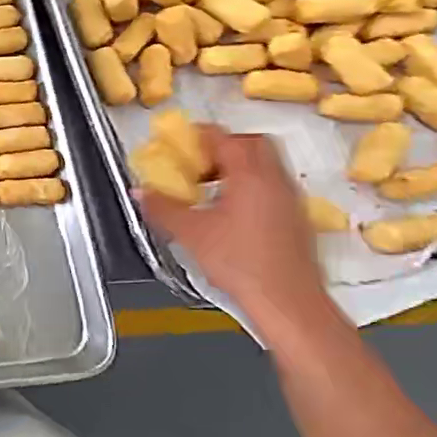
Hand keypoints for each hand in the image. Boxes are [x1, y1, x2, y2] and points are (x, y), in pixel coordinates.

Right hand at [138, 126, 328, 317]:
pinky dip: (249, 186)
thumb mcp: (189, 234)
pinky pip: (272, 186)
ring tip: (207, 187)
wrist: (286, 301)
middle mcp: (275, 181)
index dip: (197, 136)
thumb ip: (161, 207)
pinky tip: (227, 211)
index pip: (223, 137)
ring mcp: (290, 199)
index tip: (178, 143)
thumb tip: (141, 193)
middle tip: (196, 161)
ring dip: (235, 166)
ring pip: (265, 164)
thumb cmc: (243, 265)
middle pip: (251, 143)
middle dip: (220, 146)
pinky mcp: (295, 218)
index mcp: (250, 176)